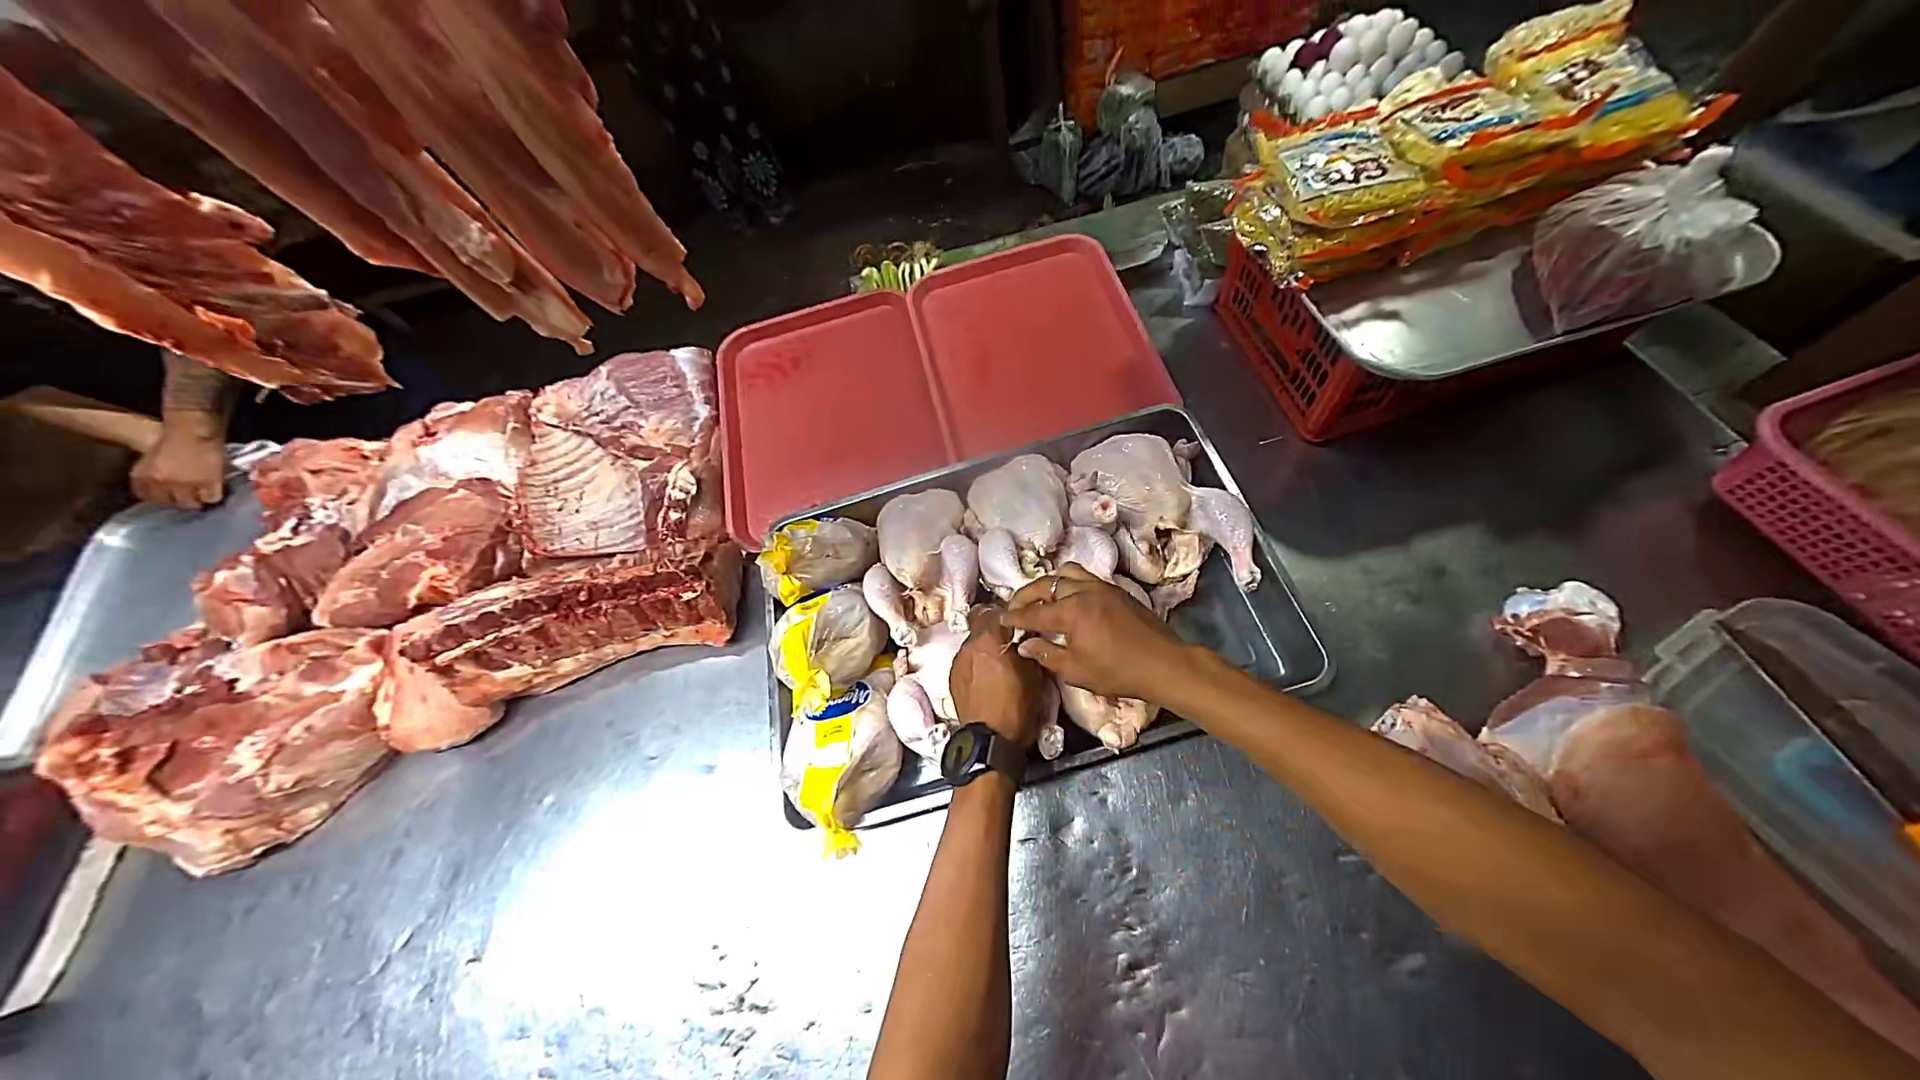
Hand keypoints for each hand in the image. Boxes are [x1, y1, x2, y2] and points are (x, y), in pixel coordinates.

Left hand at [130, 424, 225, 509]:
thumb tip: (159, 484)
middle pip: (170, 502)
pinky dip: (213, 496)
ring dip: (197, 500)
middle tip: (187, 495)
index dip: (159, 496)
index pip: (147, 496)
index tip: (168, 493)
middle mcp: (160, 484)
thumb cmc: (170, 437)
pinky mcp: (208, 485)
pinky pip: (211, 498)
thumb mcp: (150, 456)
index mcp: (141, 476)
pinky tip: (215, 491)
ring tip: (202, 494)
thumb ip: (153, 471)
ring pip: (190, 503)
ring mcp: (185, 486)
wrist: (193, 430)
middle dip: (178, 499)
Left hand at [948, 606, 1048, 748]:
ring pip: (973, 646)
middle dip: (995, 633)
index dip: (1008, 617)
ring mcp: (957, 664)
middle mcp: (968, 647)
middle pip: (980, 627)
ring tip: (1000, 664)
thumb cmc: (1016, 708)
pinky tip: (988, 679)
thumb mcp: (1033, 675)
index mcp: (988, 641)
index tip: (1019, 624)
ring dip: (985, 650)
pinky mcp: (953, 680)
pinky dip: (977, 665)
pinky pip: (967, 663)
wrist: (990, 741)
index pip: (995, 612)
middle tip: (1011, 643)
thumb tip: (1026, 638)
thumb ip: (1028, 649)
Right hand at [1003, 564, 1195, 702]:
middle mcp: (1083, 591)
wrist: (1164, 663)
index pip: (1033, 612)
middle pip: (1045, 585)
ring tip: (1041, 597)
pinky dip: (1068, 581)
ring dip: (1048, 583)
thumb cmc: (1118, 672)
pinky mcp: (1115, 589)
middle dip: (1025, 596)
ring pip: (1065, 573)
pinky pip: (1084, 576)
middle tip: (1014, 608)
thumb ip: (1047, 654)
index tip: (1000, 619)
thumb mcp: (1076, 671)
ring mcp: (1101, 587)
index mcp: (1071, 612)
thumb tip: (1025, 644)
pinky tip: (1066, 596)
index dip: (1013, 617)